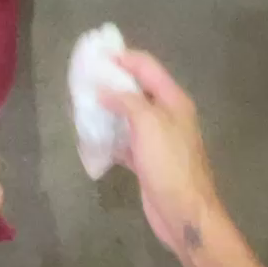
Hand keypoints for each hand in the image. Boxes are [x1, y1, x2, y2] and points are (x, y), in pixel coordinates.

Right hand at [103, 52, 223, 259]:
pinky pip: (126, 140)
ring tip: (84, 103)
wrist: (184, 212)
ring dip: (110, 110)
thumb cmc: (169, 163)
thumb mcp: (148, 123)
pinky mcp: (148, 160)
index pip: (148, 67)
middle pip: (138, 90)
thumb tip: (104, 90)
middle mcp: (167, 115)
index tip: (99, 54)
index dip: (125, 58)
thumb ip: (127, 101)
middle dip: (114, 82)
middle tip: (86, 78)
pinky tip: (93, 135)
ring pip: (130, 116)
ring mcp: (158, 139)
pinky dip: (111, 136)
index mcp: (173, 100)